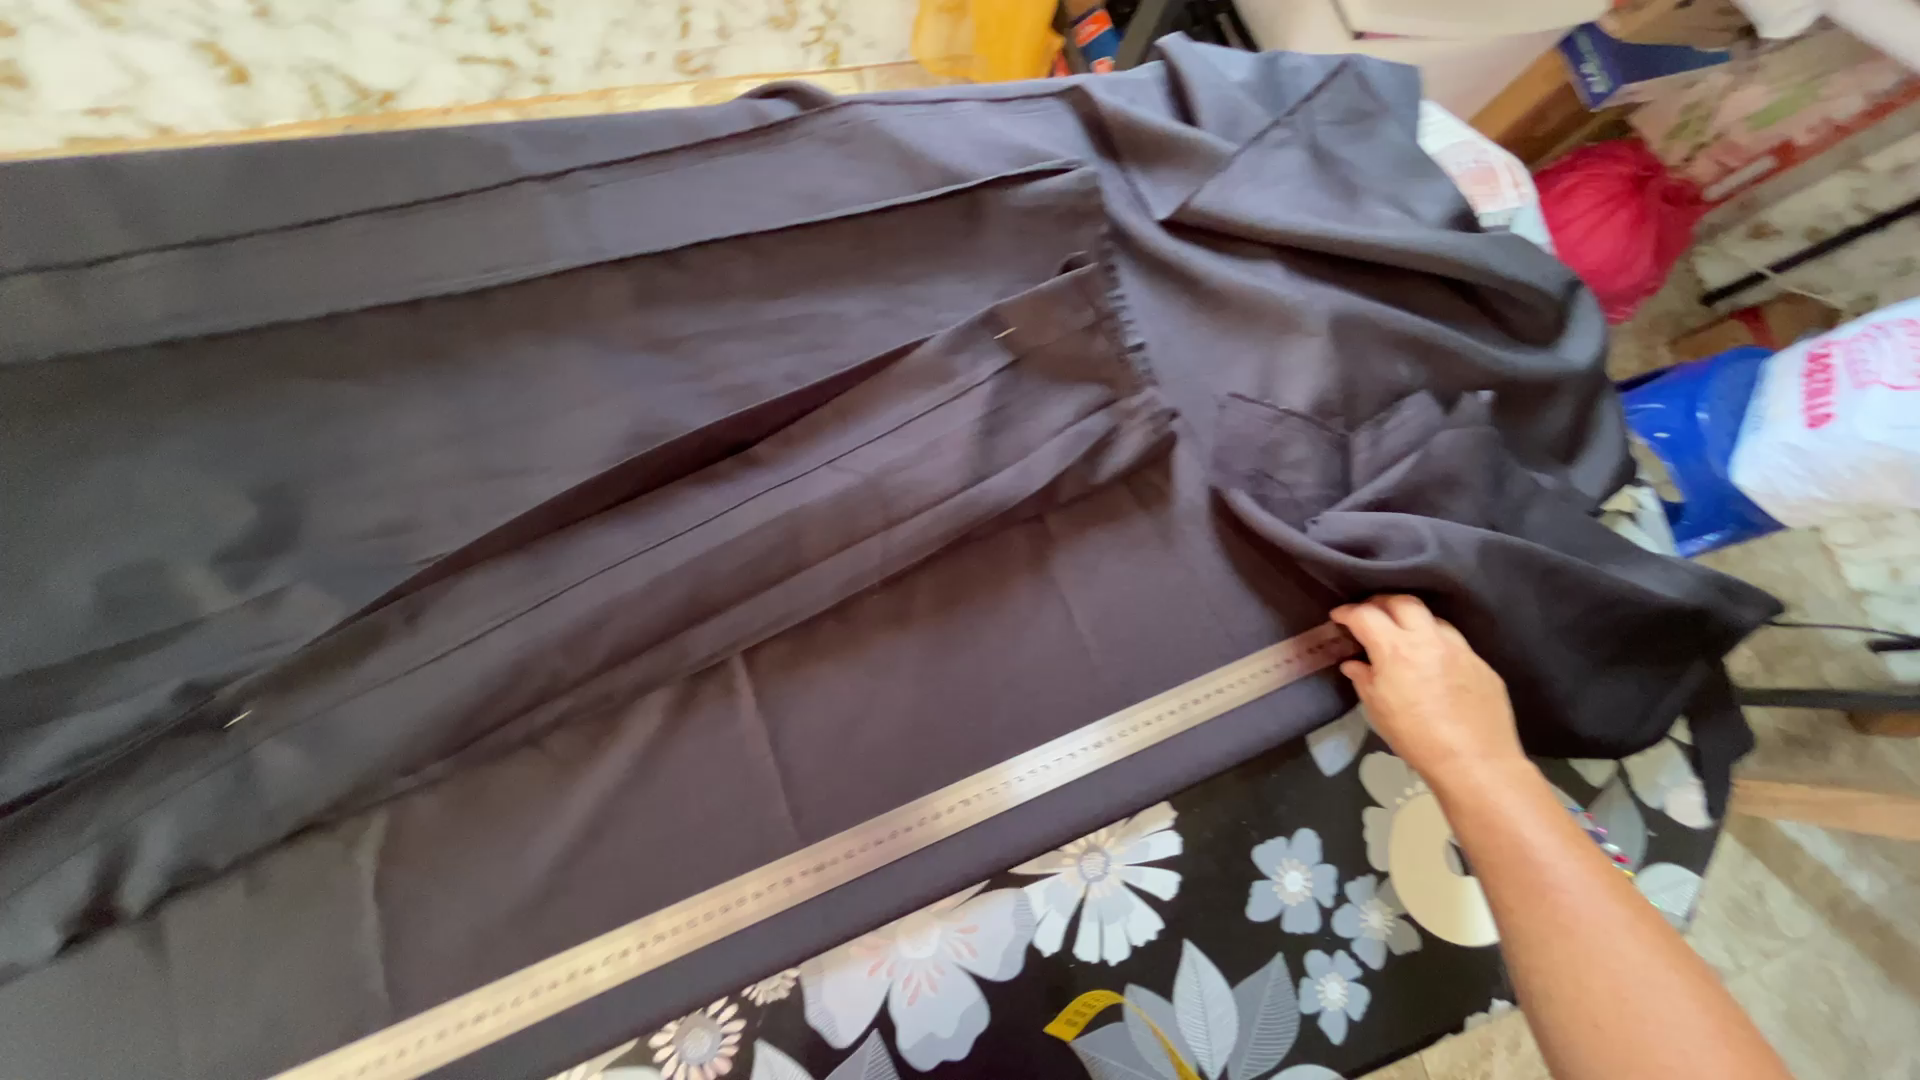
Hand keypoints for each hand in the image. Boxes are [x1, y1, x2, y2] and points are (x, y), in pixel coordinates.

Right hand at [1329, 595, 1523, 783]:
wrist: (1474, 761)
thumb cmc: (1414, 736)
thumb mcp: (1376, 708)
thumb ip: (1363, 678)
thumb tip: (1354, 664)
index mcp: (1396, 649)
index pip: (1365, 615)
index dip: (1347, 612)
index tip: (1339, 616)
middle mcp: (1429, 640)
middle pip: (1403, 602)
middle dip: (1381, 603)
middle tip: (1369, 614)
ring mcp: (1459, 649)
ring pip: (1433, 618)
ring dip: (1412, 620)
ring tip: (1403, 634)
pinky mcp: (1481, 664)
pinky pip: (1455, 642)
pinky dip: (1436, 643)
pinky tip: (1433, 662)